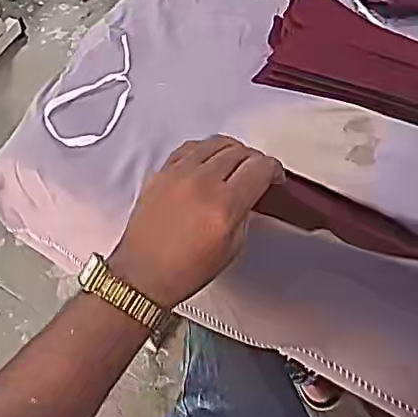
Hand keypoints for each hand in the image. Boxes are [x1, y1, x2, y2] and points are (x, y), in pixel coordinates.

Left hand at [108, 136, 281, 308]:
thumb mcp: (232, 247)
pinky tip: (208, 159)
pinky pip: (189, 147)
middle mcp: (200, 184)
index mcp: (223, 206)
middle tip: (257, 171)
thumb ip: (245, 213)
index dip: (274, 169)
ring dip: (231, 150)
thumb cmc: (182, 269)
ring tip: (235, 162)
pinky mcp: (161, 173)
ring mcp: (178, 175)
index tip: (274, 175)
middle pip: (239, 151)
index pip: (259, 167)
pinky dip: (204, 150)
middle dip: (255, 160)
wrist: (143, 274)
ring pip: (215, 143)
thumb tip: (251, 192)